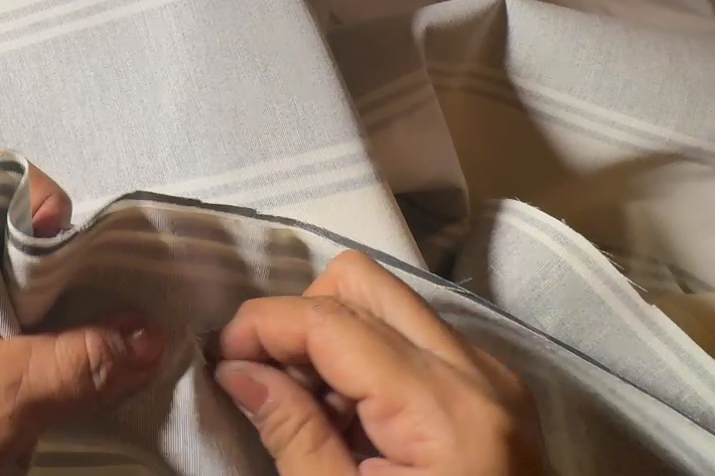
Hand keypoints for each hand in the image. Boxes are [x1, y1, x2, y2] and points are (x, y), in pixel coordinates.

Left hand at [0, 166, 163, 475]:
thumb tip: (154, 336)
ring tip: (106, 334)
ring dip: (71, 296)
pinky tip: (82, 353)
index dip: (50, 212)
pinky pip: (25, 298)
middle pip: (26, 222)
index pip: (5, 184)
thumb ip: (74, 365)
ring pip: (31, 264)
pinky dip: (58, 321)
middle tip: (112, 305)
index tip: (80, 267)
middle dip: (74, 260)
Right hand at [212, 251, 542, 475]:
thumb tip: (234, 368)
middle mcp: (476, 372)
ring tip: (315, 403)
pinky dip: (362, 350)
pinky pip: (406, 327)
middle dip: (300, 316)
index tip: (222, 358)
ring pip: (381, 296)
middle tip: (273, 377)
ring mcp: (490, 374)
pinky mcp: (491, 385)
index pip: (330, 320)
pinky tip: (353, 413)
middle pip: (359, 282)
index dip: (262, 325)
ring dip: (329, 331)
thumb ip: (290, 433)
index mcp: (447, 413)